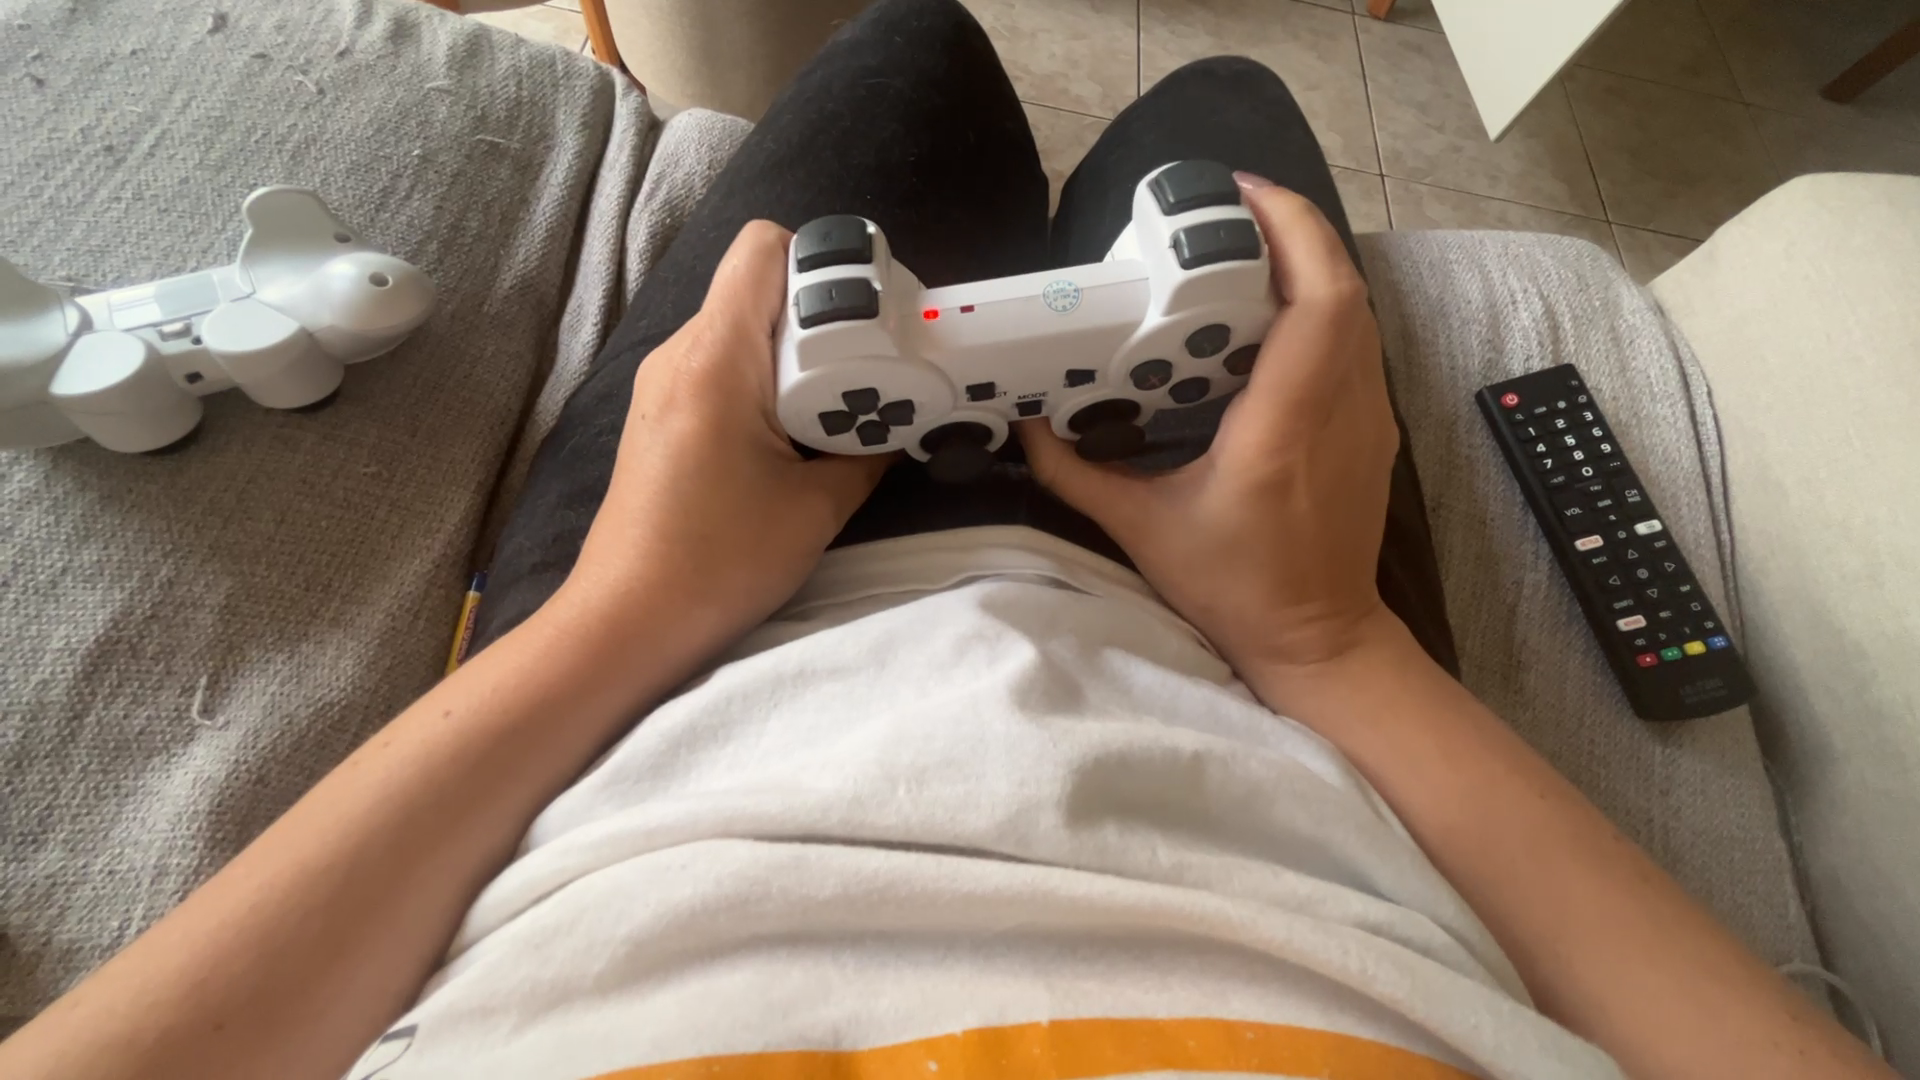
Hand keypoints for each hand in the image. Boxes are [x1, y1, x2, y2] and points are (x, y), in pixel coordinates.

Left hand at [550, 220, 890, 650]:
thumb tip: (898, 426)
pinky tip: (790, 438)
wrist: (630, 619)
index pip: (763, 248)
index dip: (822, 262)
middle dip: (821, 318)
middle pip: (758, 289)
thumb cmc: (722, 561)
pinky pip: (722, 368)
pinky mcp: (661, 415)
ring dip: (793, 358)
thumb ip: (869, 453)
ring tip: (835, 411)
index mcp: (719, 357)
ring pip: (741, 331)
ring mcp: (663, 383)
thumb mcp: (818, 508)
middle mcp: (681, 353)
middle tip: (869, 371)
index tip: (868, 315)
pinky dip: (765, 385)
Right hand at [1020, 175, 1400, 681]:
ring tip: (1242, 252)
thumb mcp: (1140, 530)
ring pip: (1356, 312)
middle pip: (1342, 286)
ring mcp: (1367, 417)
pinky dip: (1318, 308)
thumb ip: (1075, 474)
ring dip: (1308, 266)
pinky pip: (1354, 345)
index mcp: (1282, 426)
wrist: (1318, 637)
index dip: (1291, 230)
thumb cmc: (1232, 587)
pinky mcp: (1370, 430)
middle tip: (1224, 214)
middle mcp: (1340, 408)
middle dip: (1293, 230)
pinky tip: (1266, 318)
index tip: (1237, 195)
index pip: (1318, 300)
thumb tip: (1025, 428)